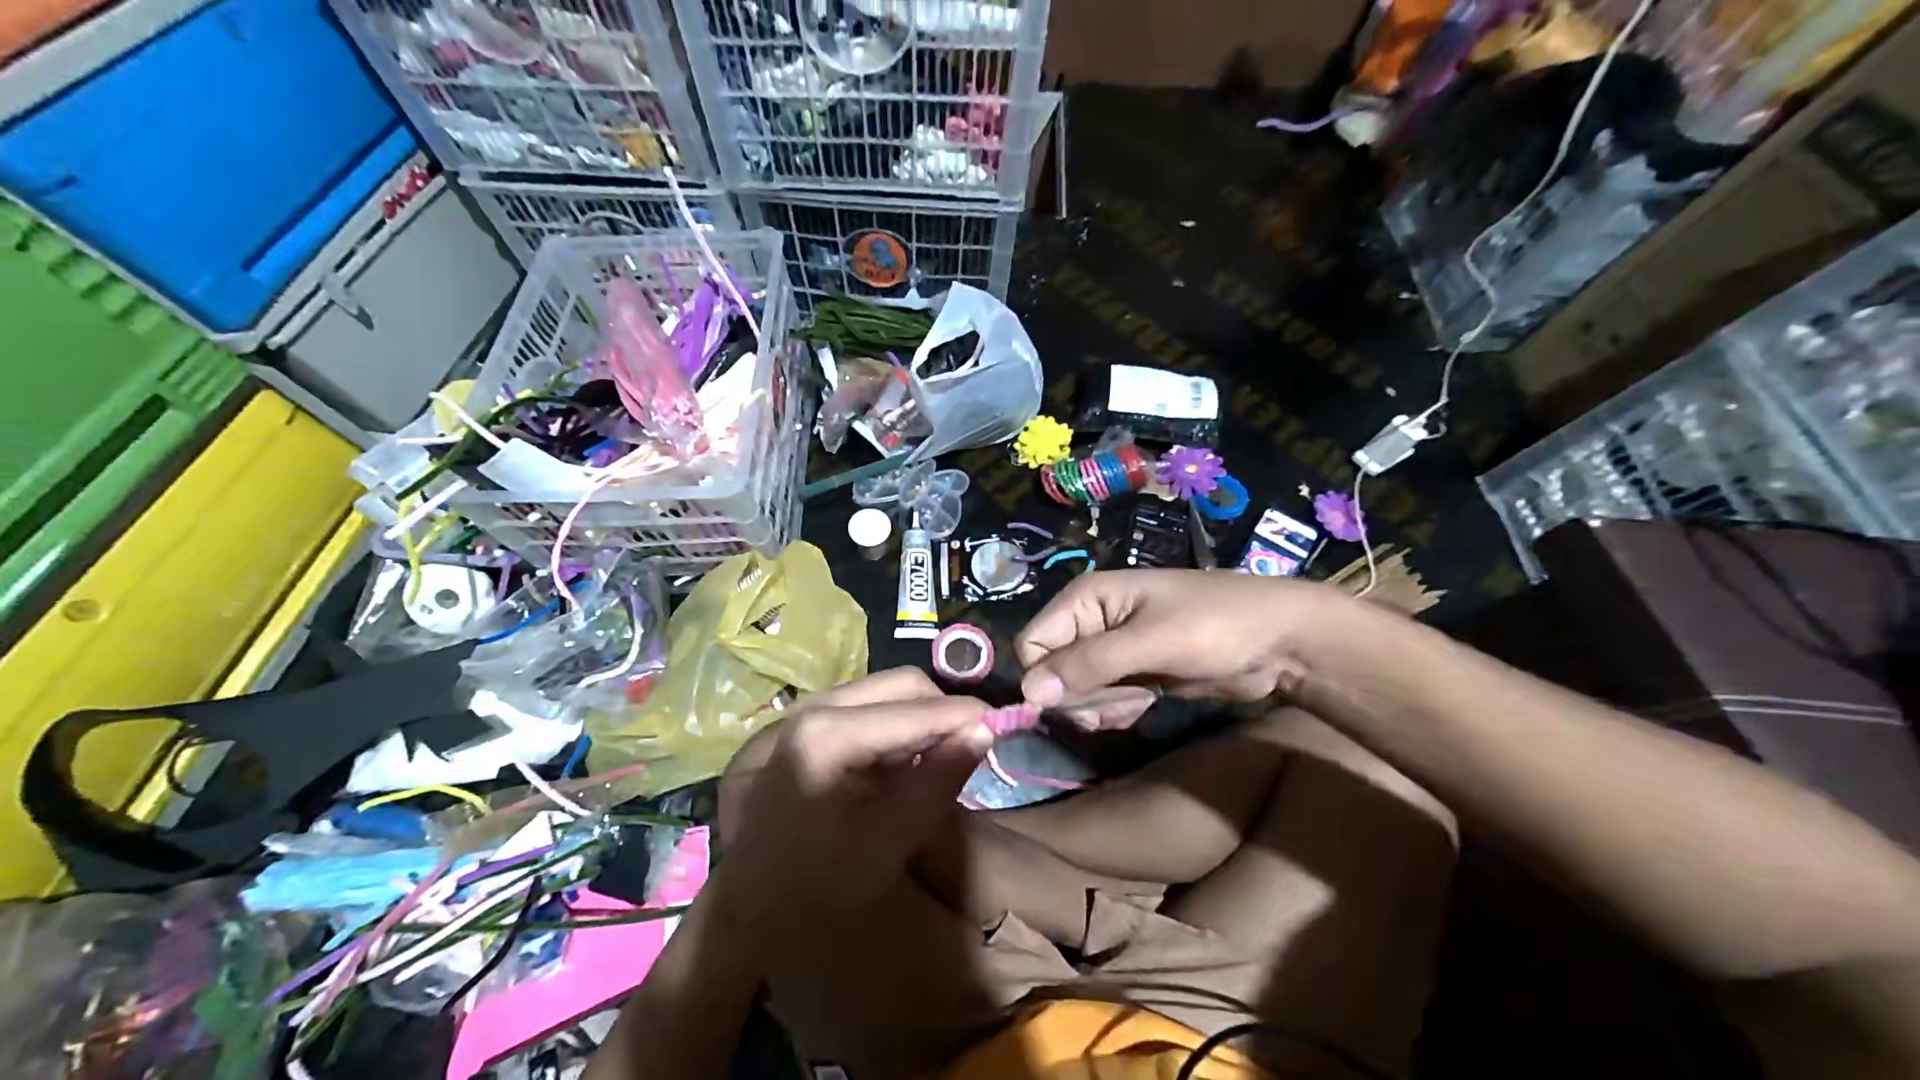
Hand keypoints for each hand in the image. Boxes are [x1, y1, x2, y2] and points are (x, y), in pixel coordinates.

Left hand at [715, 669, 989, 935]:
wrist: (748, 904)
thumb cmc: (814, 887)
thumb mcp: (885, 843)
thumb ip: (936, 783)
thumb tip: (984, 732)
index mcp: (827, 735)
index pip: (917, 709)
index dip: (968, 714)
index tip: (1011, 727)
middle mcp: (816, 707)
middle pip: (903, 685)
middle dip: (944, 712)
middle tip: (973, 751)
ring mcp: (810, 711)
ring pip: (889, 693)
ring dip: (923, 721)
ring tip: (939, 765)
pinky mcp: (812, 723)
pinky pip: (872, 709)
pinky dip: (900, 730)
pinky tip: (903, 769)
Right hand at [1016, 569, 1348, 729]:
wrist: (1282, 641)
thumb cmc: (1214, 626)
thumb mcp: (1149, 642)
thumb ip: (1088, 665)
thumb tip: (1028, 691)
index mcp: (1086, 598)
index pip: (1033, 642)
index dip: (1043, 676)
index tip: (1071, 702)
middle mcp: (1093, 620)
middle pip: (1052, 668)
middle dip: (1074, 695)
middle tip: (1110, 708)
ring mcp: (1114, 648)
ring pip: (1075, 688)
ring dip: (1095, 706)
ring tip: (1131, 707)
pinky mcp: (1135, 672)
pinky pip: (1103, 697)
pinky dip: (1114, 710)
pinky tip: (1139, 709)